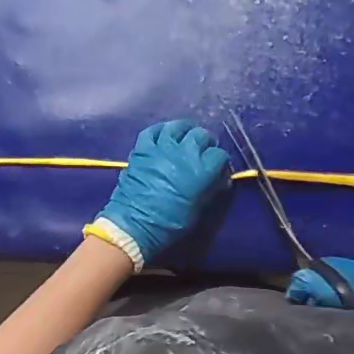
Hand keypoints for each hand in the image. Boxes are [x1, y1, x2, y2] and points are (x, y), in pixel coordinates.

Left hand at [90, 119, 231, 267]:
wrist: (133, 226)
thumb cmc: (169, 224)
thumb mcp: (199, 210)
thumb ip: (211, 190)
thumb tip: (220, 179)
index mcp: (202, 170)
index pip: (219, 155)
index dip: (220, 162)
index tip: (218, 169)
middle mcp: (184, 153)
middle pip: (201, 136)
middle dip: (206, 143)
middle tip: (203, 153)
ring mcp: (161, 147)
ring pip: (178, 127)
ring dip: (185, 131)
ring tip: (185, 139)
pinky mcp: (142, 148)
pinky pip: (153, 131)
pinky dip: (160, 131)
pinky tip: (164, 136)